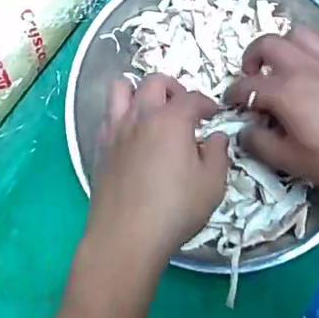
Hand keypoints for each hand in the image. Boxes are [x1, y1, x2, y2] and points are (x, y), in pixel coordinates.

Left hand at [83, 74, 229, 270]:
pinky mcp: (101, 145)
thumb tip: (216, 137)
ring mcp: (116, 128)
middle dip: (173, 88)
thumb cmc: (175, 210)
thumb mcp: (212, 185)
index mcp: (171, 119)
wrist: (125, 235)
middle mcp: (141, 115)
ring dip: (139, 91)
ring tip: (152, 110)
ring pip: (122, 88)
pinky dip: (122, 113)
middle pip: (154, 82)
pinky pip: (109, 114)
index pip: (192, 97)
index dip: (206, 103)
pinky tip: (133, 134)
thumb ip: (218, 154)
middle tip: (184, 108)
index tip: (213, 114)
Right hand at [226, 30, 318, 196]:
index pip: (248, 85)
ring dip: (281, 47)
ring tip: (280, 67)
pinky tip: (310, 77)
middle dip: (251, 57)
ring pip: (296, 35)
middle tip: (251, 77)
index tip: (230, 103)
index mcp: (286, 91)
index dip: (233, 94)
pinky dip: (305, 54)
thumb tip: (246, 130)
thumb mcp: (293, 161)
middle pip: (268, 44)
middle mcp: (304, 69)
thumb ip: (261, 143)